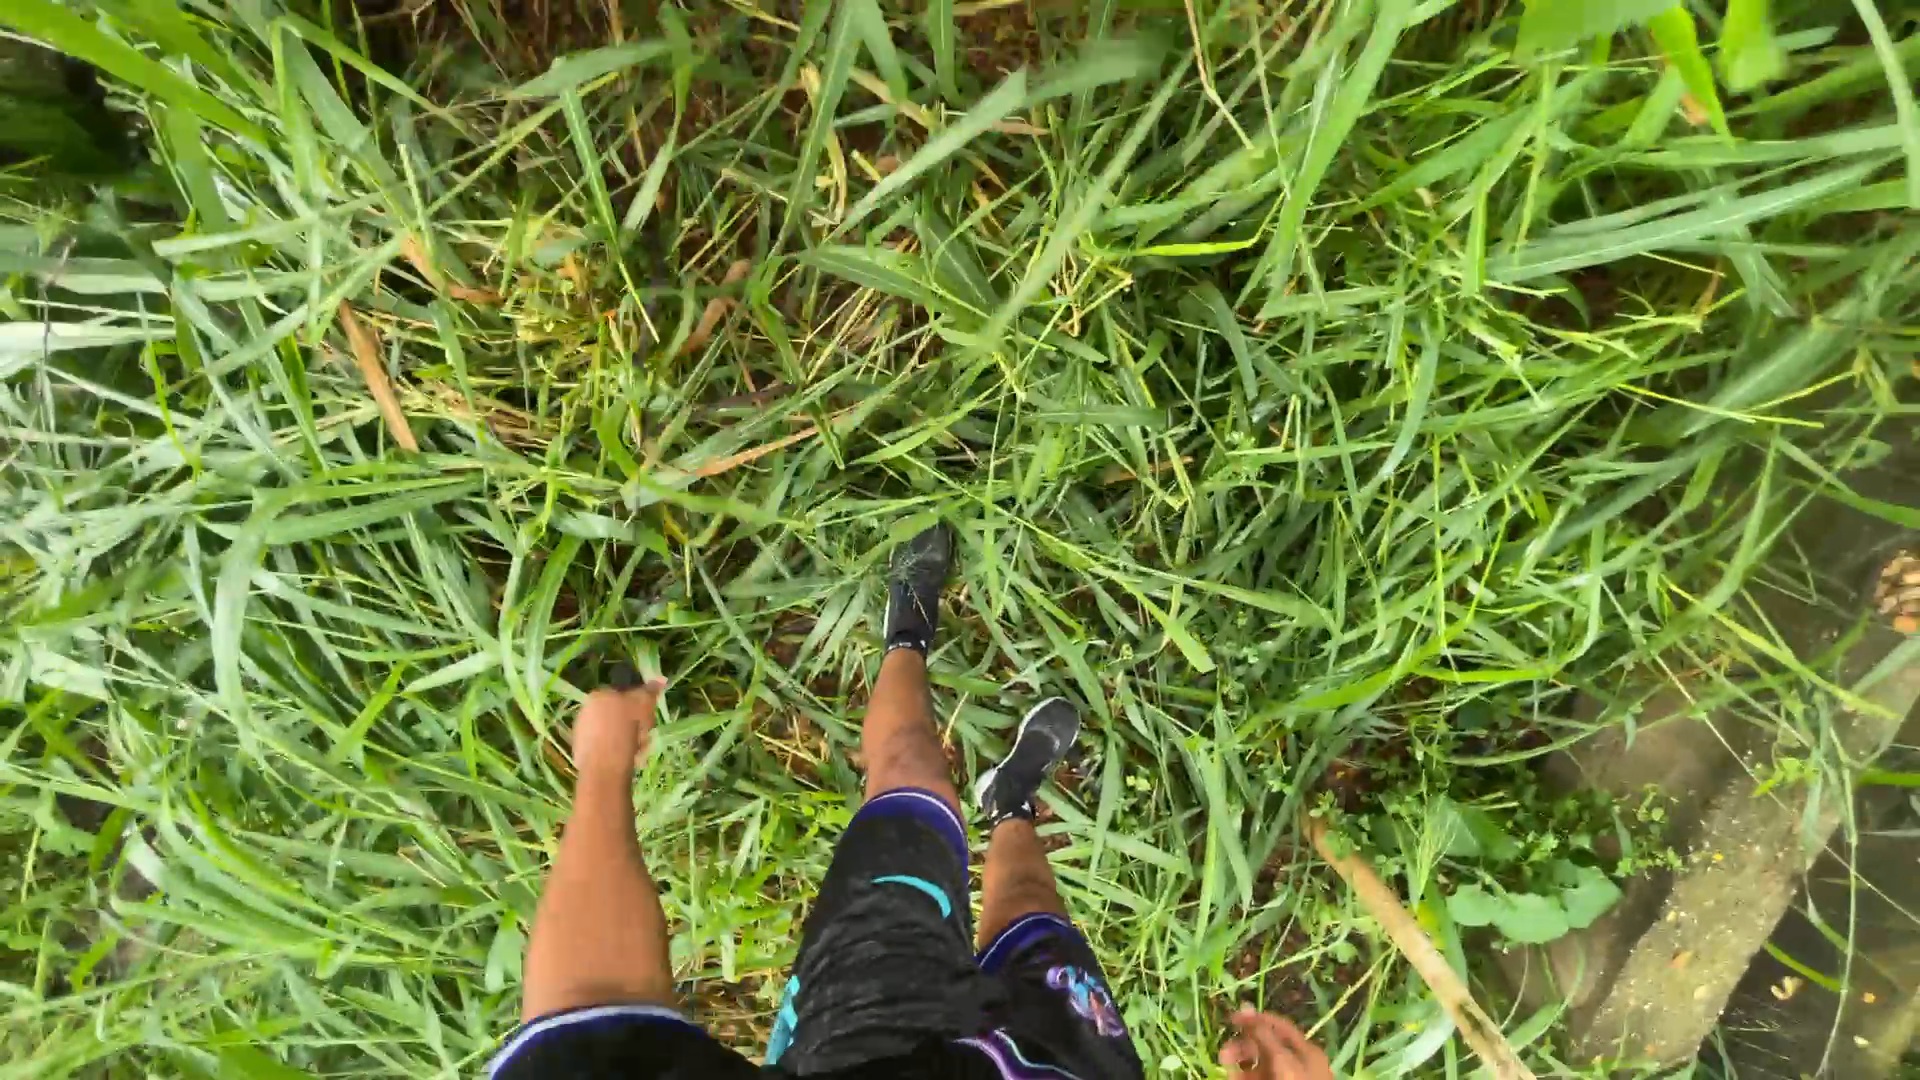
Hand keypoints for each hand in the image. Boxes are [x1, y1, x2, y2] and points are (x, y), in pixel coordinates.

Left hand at [569, 678, 665, 778]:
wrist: (606, 765)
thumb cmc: (626, 728)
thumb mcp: (644, 704)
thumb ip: (651, 690)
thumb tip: (661, 679)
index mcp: (598, 695)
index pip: (622, 693)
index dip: (638, 704)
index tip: (647, 715)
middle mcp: (585, 710)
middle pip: (617, 713)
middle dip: (633, 722)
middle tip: (644, 733)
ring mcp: (581, 732)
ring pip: (613, 731)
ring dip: (628, 737)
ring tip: (638, 749)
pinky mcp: (581, 751)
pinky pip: (605, 746)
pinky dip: (617, 750)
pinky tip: (627, 758)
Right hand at [1218, 1007, 1330, 1079]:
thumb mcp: (1282, 1061)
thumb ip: (1263, 1034)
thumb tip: (1245, 1006)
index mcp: (1305, 1051)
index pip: (1277, 1025)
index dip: (1254, 1019)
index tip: (1231, 1019)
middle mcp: (1297, 1063)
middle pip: (1265, 1044)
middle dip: (1242, 1046)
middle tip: (1224, 1054)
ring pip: (1259, 1065)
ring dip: (1240, 1064)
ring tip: (1227, 1070)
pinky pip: (1258, 1078)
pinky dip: (1244, 1077)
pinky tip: (1232, 1077)